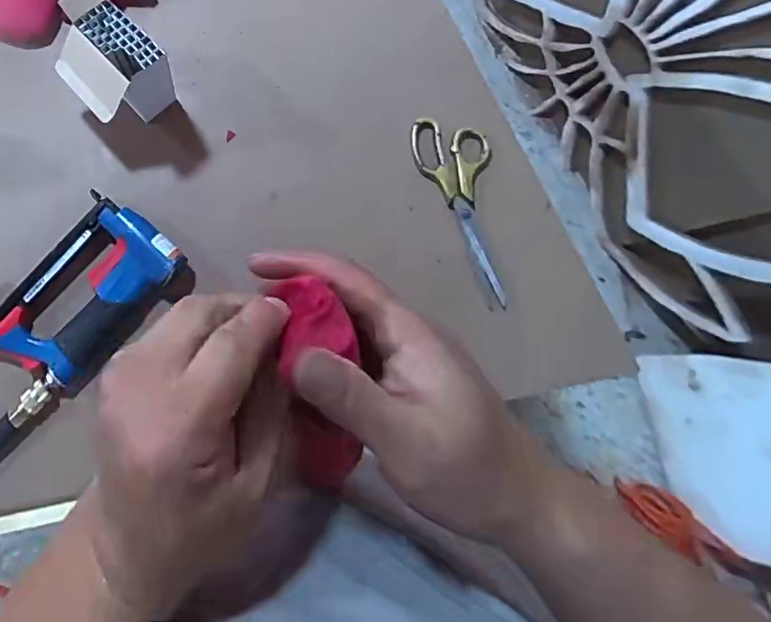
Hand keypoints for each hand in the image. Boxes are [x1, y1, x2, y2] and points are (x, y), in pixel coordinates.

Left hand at [84, 293, 291, 616]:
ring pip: (181, 312)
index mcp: (179, 421)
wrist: (123, 540)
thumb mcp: (257, 485)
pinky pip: (165, 326)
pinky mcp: (113, 364)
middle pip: (199, 312)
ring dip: (218, 314)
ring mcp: (120, 368)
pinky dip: (196, 328)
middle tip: (271, 322)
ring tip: (246, 336)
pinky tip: (212, 351)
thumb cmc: (199, 527)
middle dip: (240, 307)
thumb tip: (281, 344)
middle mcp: (141, 381)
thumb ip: (271, 409)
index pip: (228, 344)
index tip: (292, 309)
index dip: (263, 318)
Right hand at [250, 251, 548, 544]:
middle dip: (293, 296)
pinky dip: (317, 359)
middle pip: (339, 298)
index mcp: (406, 330)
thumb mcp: (406, 439)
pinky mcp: (397, 380)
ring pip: (341, 328)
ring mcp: (400, 357)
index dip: (299, 263)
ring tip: (260, 343)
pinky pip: (348, 357)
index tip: (254, 264)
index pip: (347, 278)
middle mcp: (401, 332)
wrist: (523, 507)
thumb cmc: (468, 471)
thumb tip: (293, 353)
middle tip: (247, 314)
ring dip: (303, 329)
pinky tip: (295, 380)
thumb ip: (351, 396)